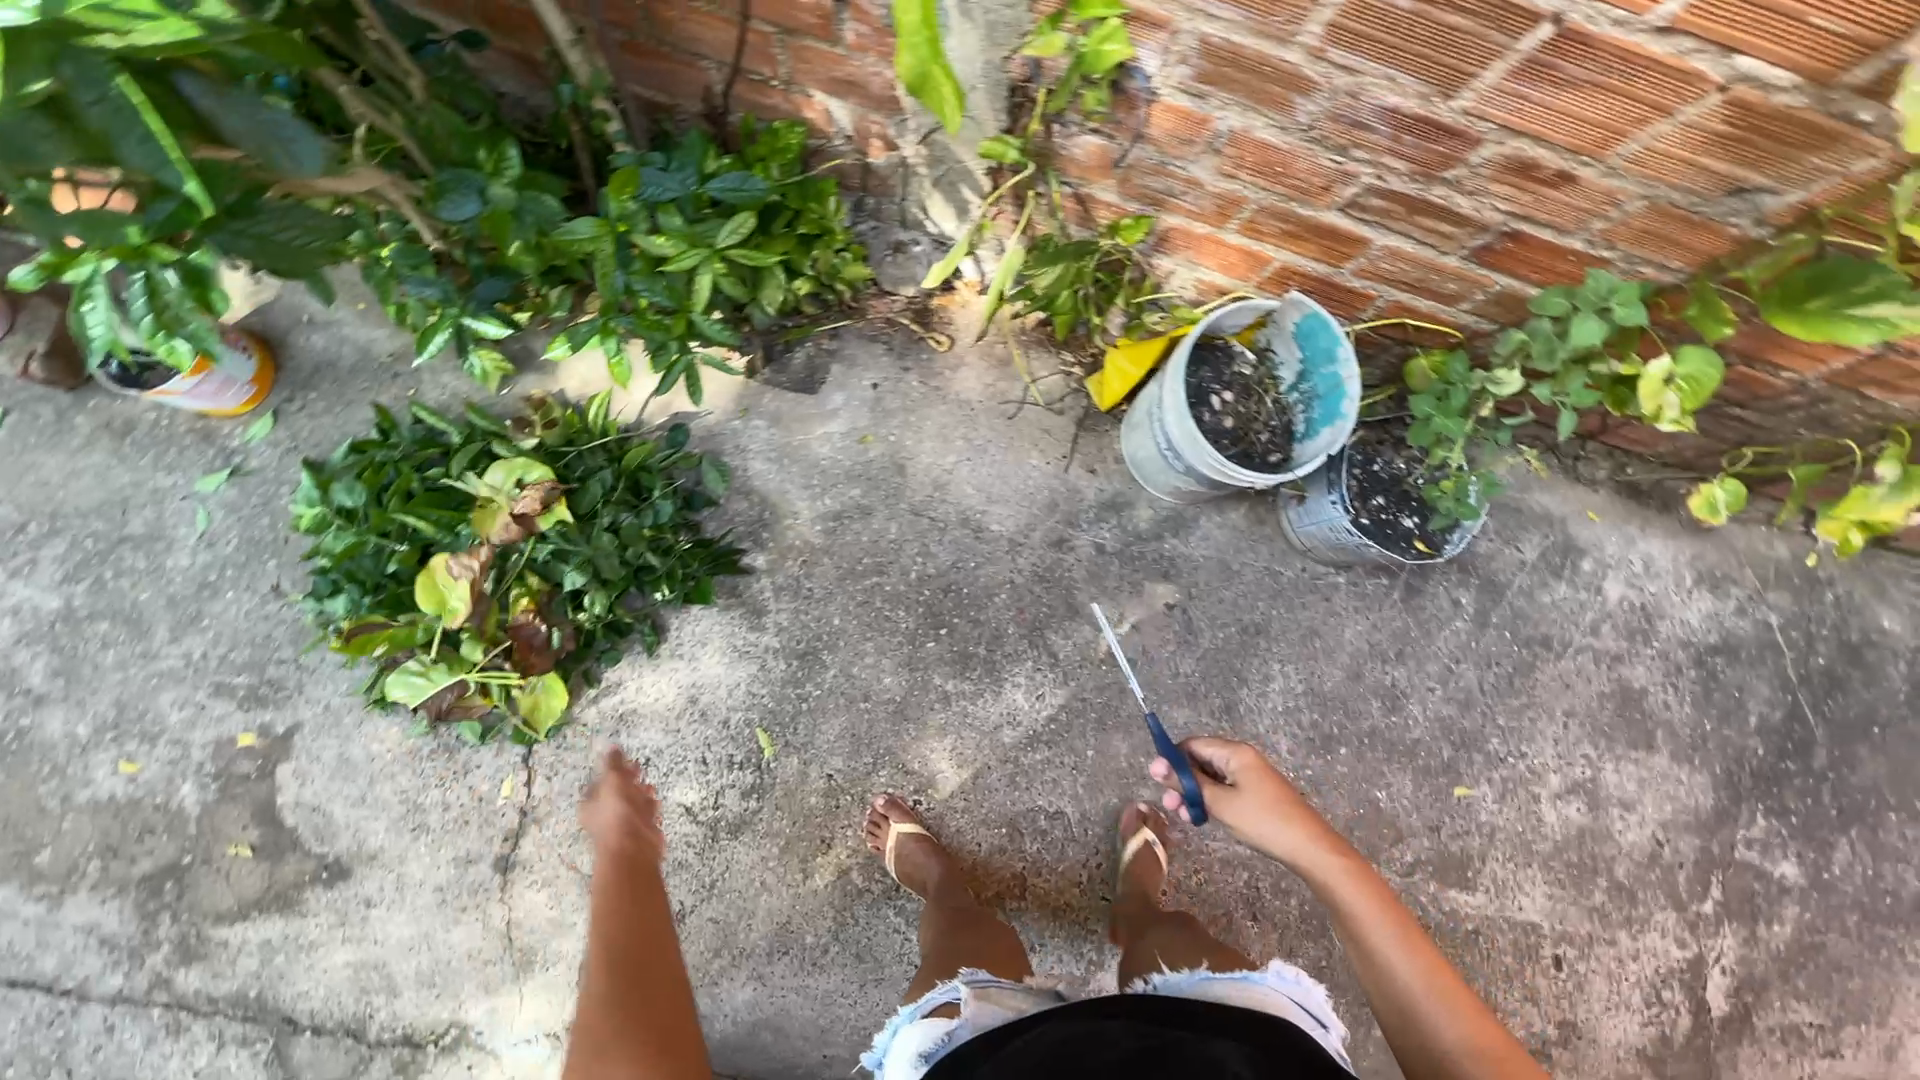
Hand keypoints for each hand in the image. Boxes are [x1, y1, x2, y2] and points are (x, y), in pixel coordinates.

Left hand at [580, 747, 665, 862]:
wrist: (633, 847)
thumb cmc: (618, 813)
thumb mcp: (613, 780)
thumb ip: (614, 763)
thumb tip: (612, 747)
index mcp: (591, 804)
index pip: (600, 783)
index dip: (613, 771)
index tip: (627, 762)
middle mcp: (603, 815)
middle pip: (617, 792)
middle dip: (629, 781)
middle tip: (639, 771)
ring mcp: (622, 825)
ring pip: (632, 803)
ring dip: (641, 793)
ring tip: (648, 788)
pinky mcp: (639, 832)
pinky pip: (645, 814)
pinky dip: (650, 807)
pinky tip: (654, 803)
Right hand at [1150, 736, 1345, 869]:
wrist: (1308, 847)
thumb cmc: (1262, 820)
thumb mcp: (1219, 803)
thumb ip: (1187, 783)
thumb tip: (1157, 764)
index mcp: (1234, 752)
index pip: (1192, 744)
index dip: (1172, 759)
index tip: (1156, 779)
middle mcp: (1240, 758)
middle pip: (1200, 760)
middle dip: (1180, 780)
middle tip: (1168, 804)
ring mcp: (1248, 776)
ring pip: (1210, 777)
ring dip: (1193, 794)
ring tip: (1182, 815)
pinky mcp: (1253, 793)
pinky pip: (1223, 789)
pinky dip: (1209, 800)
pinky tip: (1199, 818)